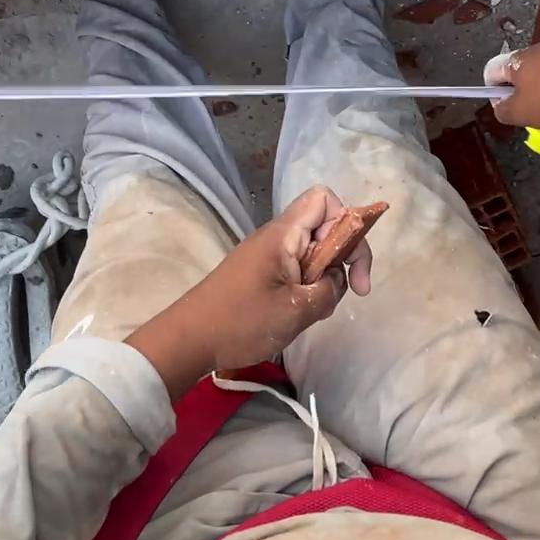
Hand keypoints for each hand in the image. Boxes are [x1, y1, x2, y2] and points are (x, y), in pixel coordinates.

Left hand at [127, 186, 372, 398]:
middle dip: (343, 257)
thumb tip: (338, 279)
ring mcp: (268, 255)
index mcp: (284, 233)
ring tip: (318, 310)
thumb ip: (329, 289)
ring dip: (326, 277)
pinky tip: (302, 314)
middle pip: (324, 227)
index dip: (347, 221)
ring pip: (313, 252)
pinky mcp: (261, 274)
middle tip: (348, 293)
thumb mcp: (296, 310)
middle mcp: (278, 236)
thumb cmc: (241, 321)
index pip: (324, 199)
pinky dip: (308, 288)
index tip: (352, 263)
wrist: (188, 340)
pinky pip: (297, 269)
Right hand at [485, 40, 539, 127]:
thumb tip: (500, 106)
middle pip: (521, 69)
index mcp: (517, 60)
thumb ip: (503, 111)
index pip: (492, 70)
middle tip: (533, 110)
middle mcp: (538, 48)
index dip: (492, 89)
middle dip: (523, 90)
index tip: (505, 105)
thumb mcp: (521, 113)